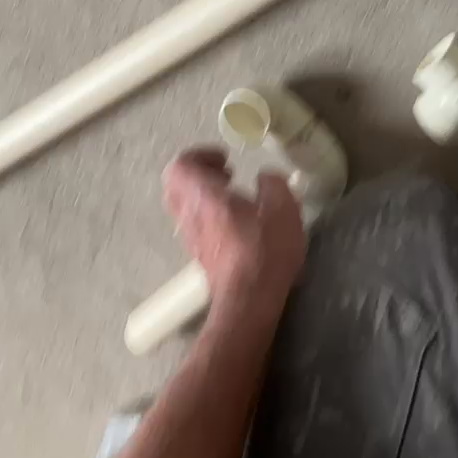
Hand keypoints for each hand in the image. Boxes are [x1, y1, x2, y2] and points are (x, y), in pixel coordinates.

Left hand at [162, 147, 306, 315]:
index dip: (200, 155)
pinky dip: (210, 215)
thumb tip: (265, 178)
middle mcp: (190, 216)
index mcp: (204, 197)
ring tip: (235, 197)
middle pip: (175, 185)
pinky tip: (238, 223)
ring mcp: (192, 239)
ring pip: (184, 207)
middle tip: (226, 174)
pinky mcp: (201, 257)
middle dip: (199, 174)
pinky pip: (195, 225)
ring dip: (205, 195)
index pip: (180, 166)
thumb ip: (273, 184)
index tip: (226, 160)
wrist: (249, 302)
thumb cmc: (264, 251)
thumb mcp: (282, 208)